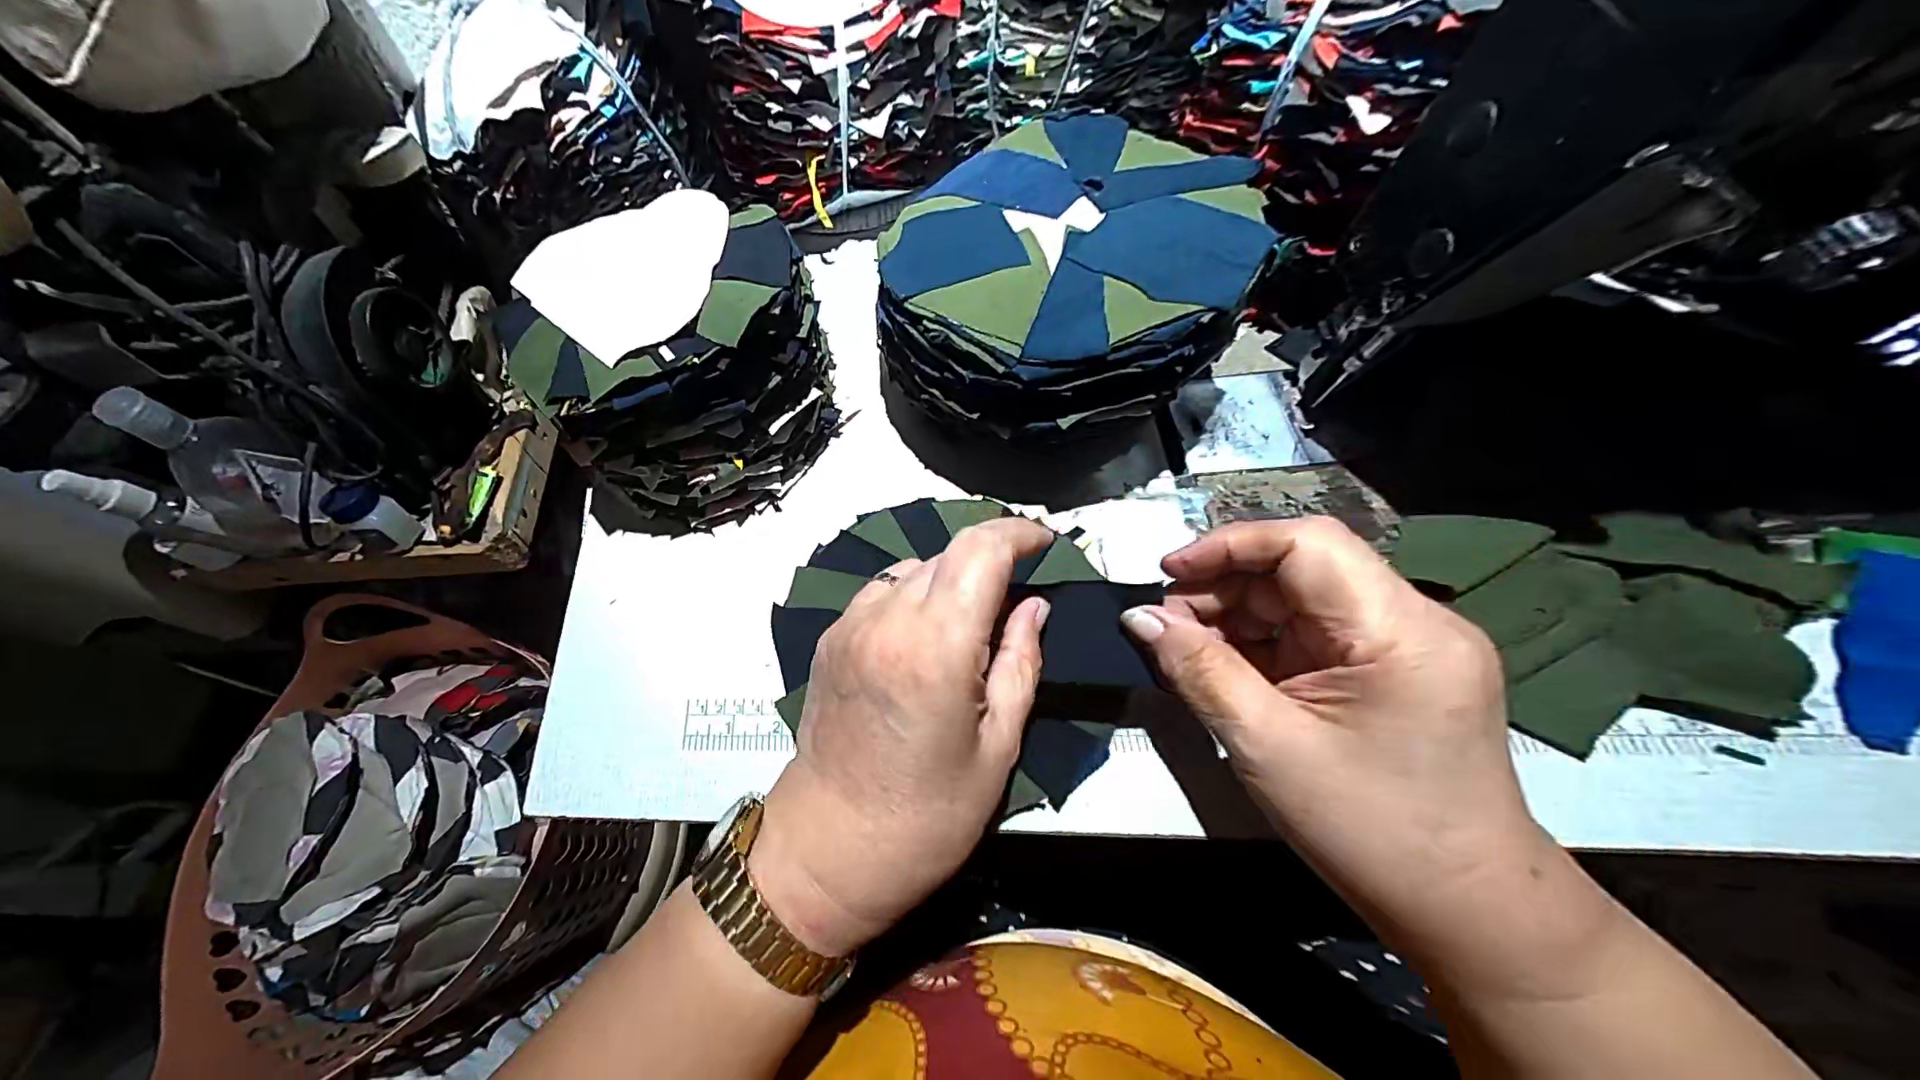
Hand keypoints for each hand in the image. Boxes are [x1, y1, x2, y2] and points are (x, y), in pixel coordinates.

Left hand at [751, 517, 1053, 957]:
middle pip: (949, 551)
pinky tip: (930, 630)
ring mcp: (851, 625)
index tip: (1046, 542)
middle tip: (1021, 588)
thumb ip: (1021, 661)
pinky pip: (883, 590)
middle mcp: (888, 620)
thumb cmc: (927, 815)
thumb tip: (1035, 606)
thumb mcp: (998, 746)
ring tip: (977, 616)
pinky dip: (917, 593)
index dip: (1020, 533)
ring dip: (954, 575)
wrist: (828, 849)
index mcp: (937, 647)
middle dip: (993, 556)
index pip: (981, 550)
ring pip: (915, 567)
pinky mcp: (831, 637)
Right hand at [1119, 518, 1570, 975]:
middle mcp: (1414, 621)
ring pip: (1303, 599)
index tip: (1168, 573)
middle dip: (1225, 588)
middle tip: (1165, 625)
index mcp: (1400, 630)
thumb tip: (1139, 618)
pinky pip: (1315, 633)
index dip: (1229, 545)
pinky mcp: (1394, 669)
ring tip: (1186, 649)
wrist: (1464, 909)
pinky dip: (1262, 643)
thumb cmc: (1369, 830)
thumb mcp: (1266, 745)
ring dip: (1238, 616)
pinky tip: (1224, 667)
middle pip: (1301, 569)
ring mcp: (1407, 644)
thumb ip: (1198, 670)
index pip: (1307, 543)